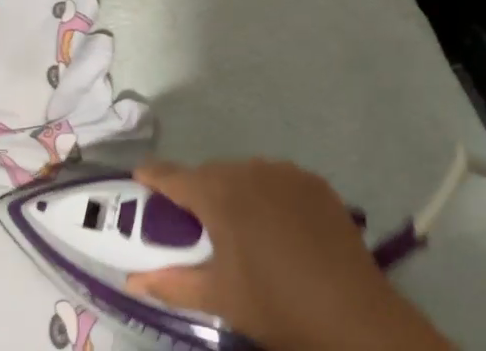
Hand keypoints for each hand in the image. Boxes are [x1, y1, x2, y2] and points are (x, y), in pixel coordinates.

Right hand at [126, 160, 452, 350]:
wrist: (353, 313)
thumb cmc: (277, 305)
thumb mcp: (219, 298)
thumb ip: (171, 283)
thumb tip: (132, 280)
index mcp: (219, 195)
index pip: (172, 176)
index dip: (152, 177)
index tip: (139, 181)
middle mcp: (249, 171)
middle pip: (210, 173)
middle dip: (196, 193)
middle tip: (193, 228)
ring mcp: (286, 173)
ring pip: (245, 174)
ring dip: (234, 192)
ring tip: (239, 230)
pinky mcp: (315, 183)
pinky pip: (277, 180)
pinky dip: (268, 196)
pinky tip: (277, 227)